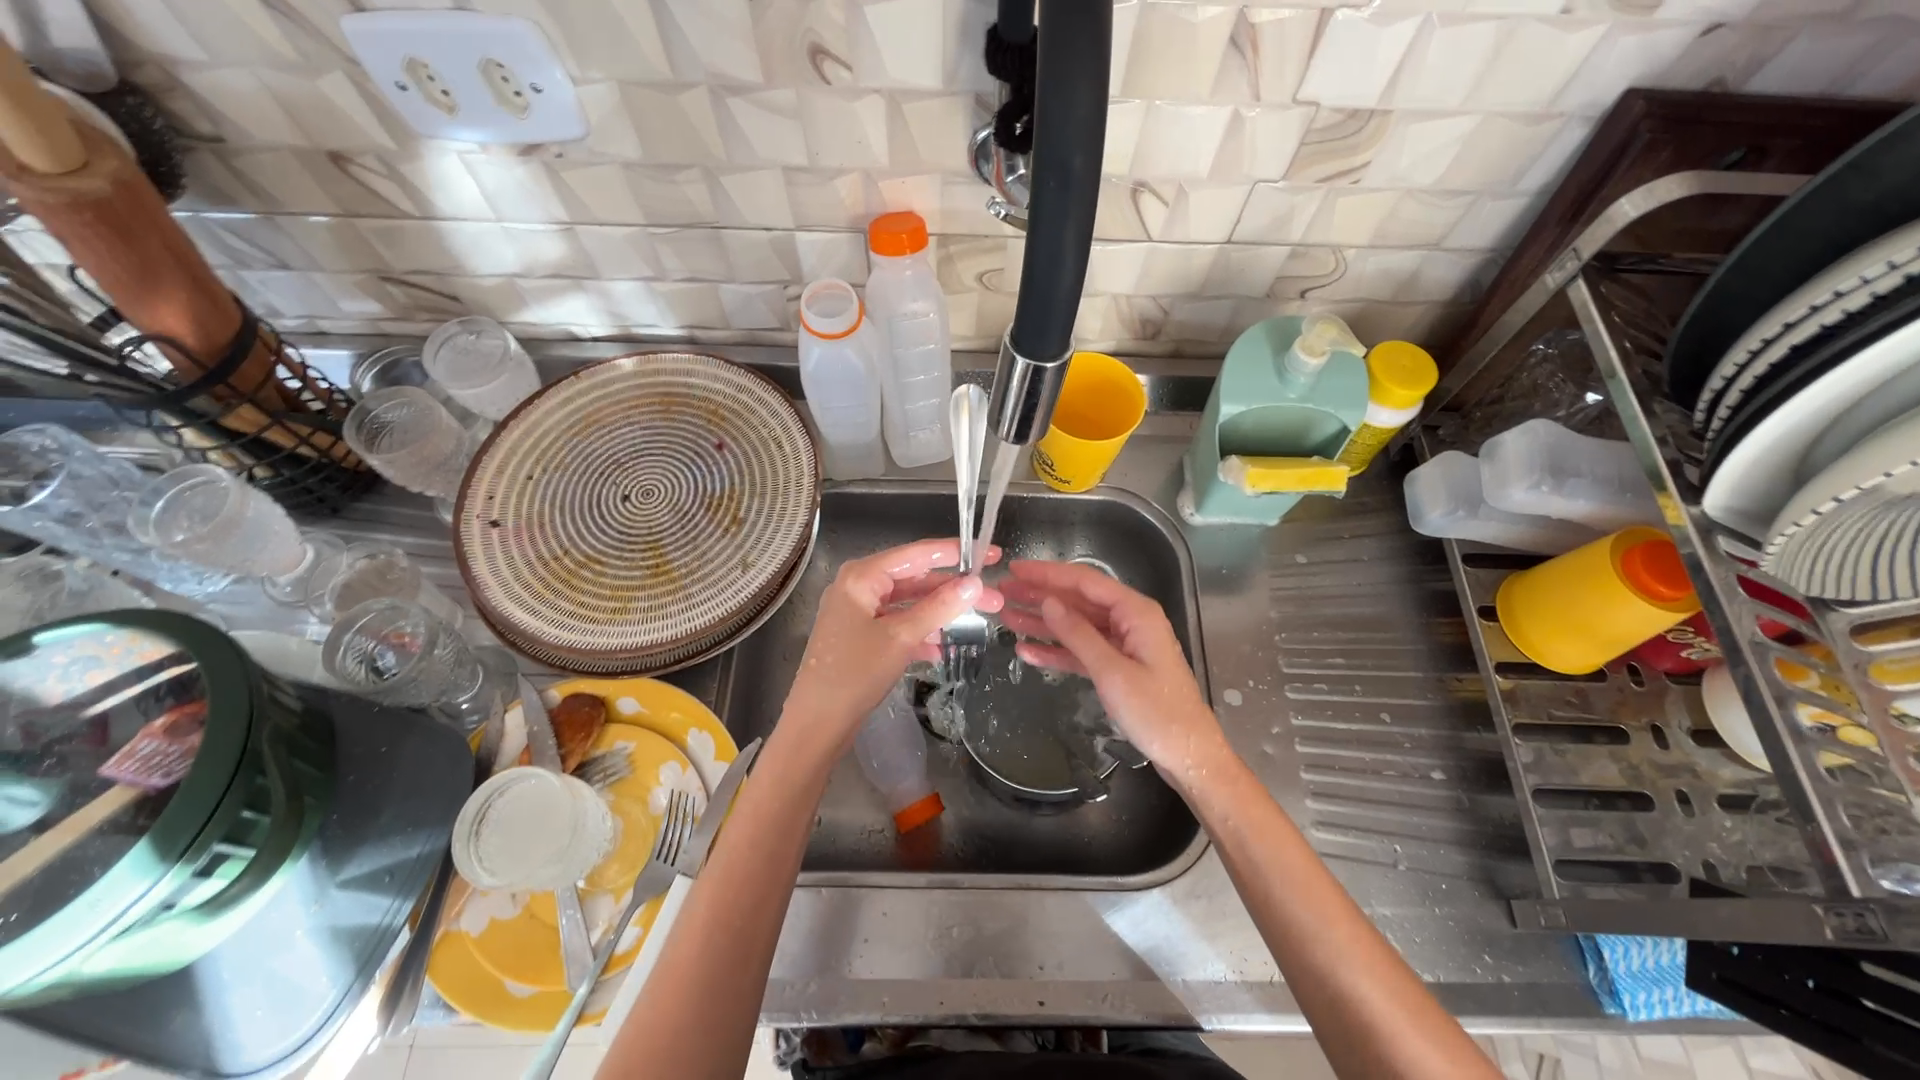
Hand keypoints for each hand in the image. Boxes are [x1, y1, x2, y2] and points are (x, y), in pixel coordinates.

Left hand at [781, 538, 1003, 750]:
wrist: (817, 723)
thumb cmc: (855, 674)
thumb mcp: (902, 637)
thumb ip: (939, 607)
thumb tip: (974, 582)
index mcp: (861, 576)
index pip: (917, 554)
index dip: (956, 553)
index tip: (991, 555)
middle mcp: (858, 587)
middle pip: (915, 579)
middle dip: (953, 589)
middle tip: (994, 597)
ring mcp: (858, 613)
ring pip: (908, 604)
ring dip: (940, 613)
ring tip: (980, 621)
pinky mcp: (861, 638)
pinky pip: (897, 625)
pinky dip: (920, 633)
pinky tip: (943, 648)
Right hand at [998, 560, 1225, 780]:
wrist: (1187, 754)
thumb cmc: (1156, 713)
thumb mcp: (1112, 673)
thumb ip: (1078, 635)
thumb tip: (1048, 602)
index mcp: (1136, 612)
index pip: (1085, 582)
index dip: (1047, 574)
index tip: (1016, 568)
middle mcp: (1130, 621)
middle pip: (1078, 600)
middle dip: (1040, 596)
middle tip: (1003, 591)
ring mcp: (1124, 644)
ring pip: (1076, 626)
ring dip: (1042, 623)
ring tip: (1006, 617)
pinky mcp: (1118, 667)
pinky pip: (1082, 652)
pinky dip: (1056, 651)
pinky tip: (1027, 651)